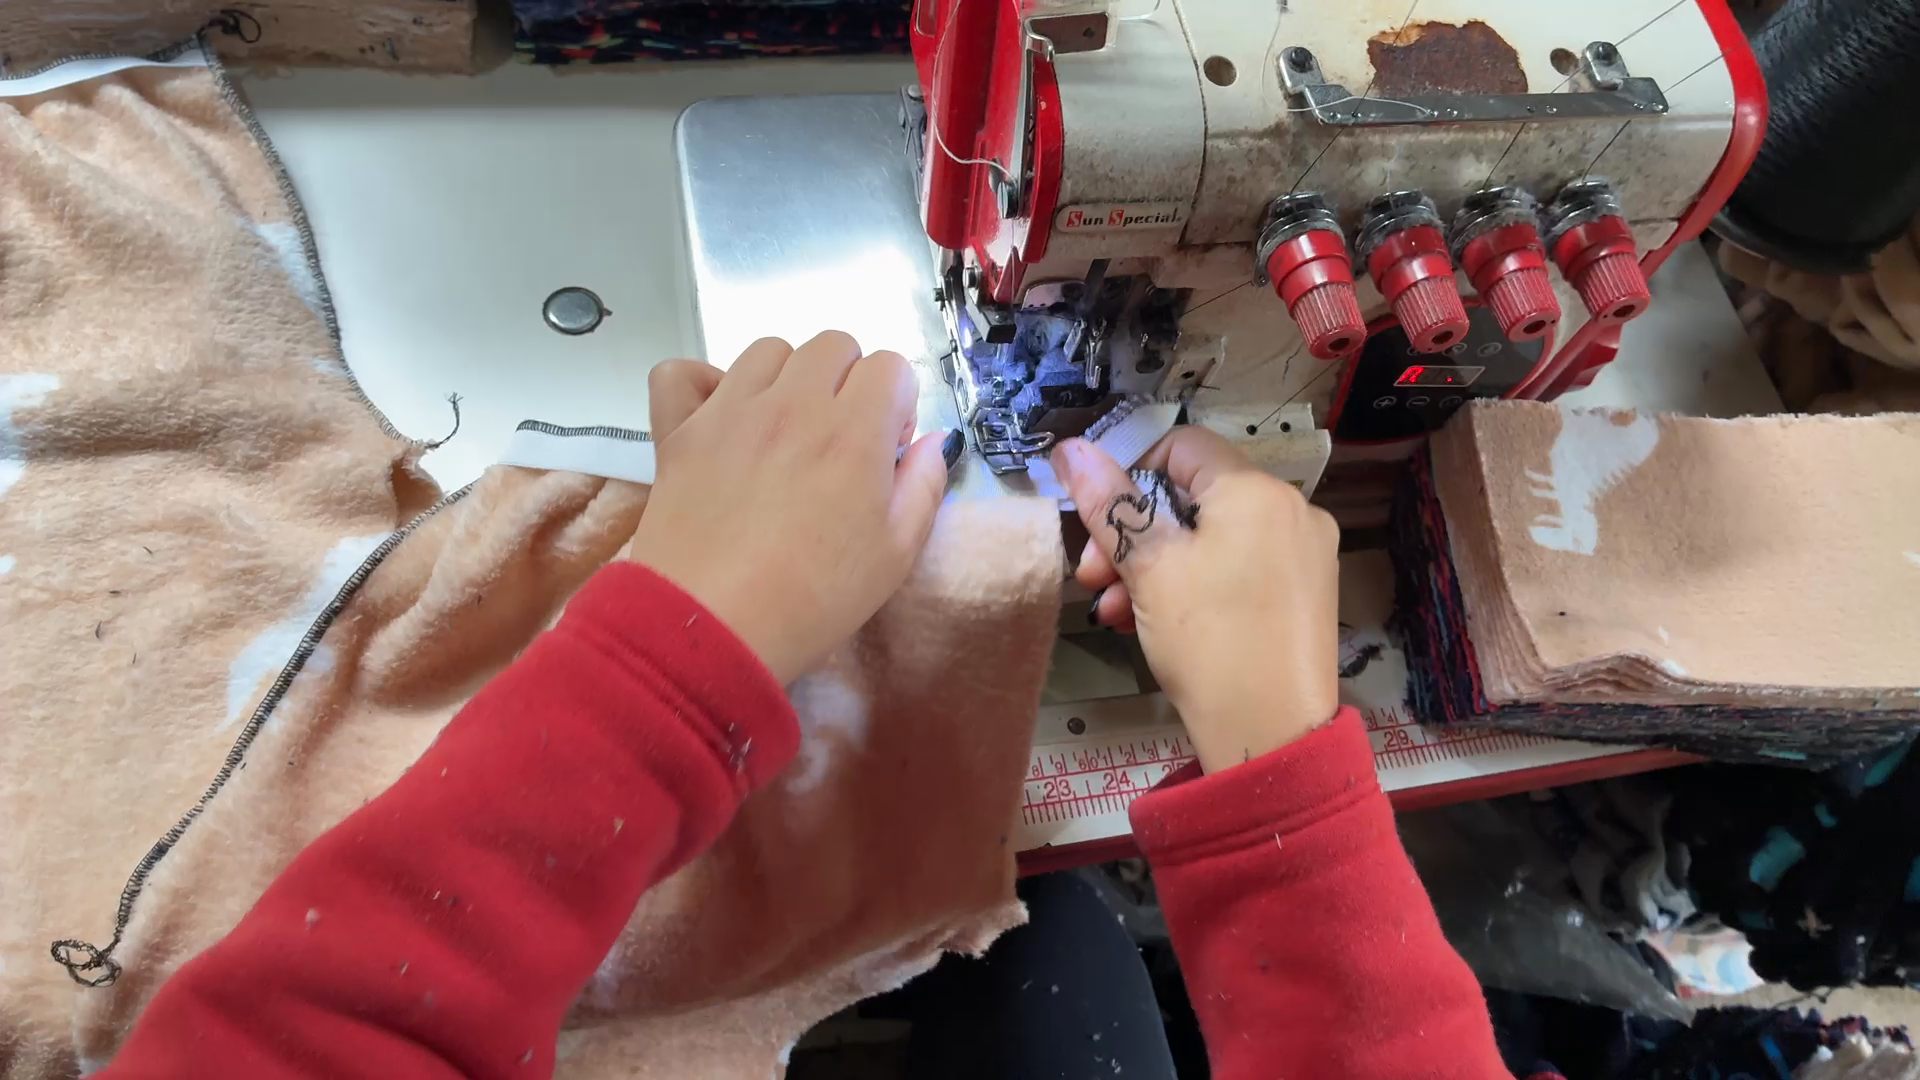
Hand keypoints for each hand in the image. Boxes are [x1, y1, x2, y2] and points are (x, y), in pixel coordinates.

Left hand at [626, 332, 948, 684]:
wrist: (713, 628)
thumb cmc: (816, 597)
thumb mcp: (897, 554)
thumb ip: (925, 486)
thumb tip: (934, 441)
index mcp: (853, 432)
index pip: (890, 366)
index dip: (897, 404)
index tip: (886, 449)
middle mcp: (792, 404)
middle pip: (834, 344)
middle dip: (850, 381)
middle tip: (842, 438)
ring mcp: (729, 411)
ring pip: (768, 349)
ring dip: (788, 378)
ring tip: (784, 429)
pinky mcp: (678, 430)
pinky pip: (682, 371)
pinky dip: (703, 384)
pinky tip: (720, 417)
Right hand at [1051, 428, 1340, 772]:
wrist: (1271, 737)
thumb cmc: (1205, 640)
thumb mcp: (1147, 568)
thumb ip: (1107, 503)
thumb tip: (1071, 449)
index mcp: (1257, 491)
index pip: (1182, 445)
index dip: (1130, 470)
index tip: (1098, 517)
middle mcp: (1290, 509)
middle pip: (1190, 496)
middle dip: (1131, 532)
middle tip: (1091, 575)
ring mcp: (1302, 553)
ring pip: (1207, 536)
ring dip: (1151, 565)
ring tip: (1111, 608)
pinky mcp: (1301, 591)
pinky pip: (1233, 566)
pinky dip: (1189, 583)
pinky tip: (1147, 620)